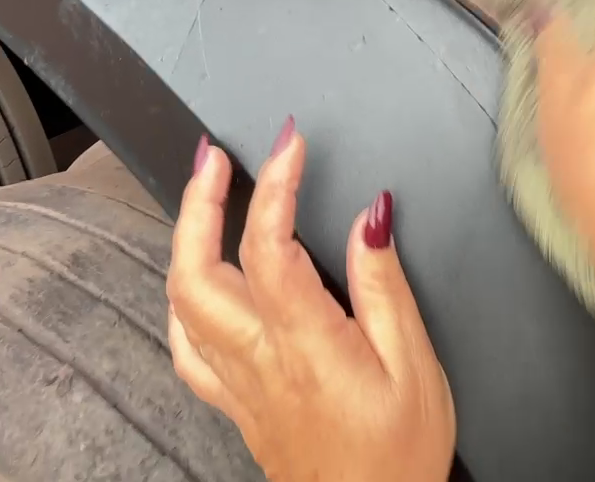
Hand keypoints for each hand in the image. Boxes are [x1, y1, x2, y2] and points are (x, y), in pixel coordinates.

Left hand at [168, 121, 455, 481]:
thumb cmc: (400, 451)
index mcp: (304, 344)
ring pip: (182, 304)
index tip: (292, 143)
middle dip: (198, 203)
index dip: (277, 185)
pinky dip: (182, 297)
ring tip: (203, 194)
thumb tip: (370, 215)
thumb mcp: (412, 361)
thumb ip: (384, 284)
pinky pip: (186, 347)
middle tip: (214, 155)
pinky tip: (196, 277)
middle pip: (196, 272)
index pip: (270, 246)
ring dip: (185, 239)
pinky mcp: (236, 401)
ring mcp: (238, 384)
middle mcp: (257, 360)